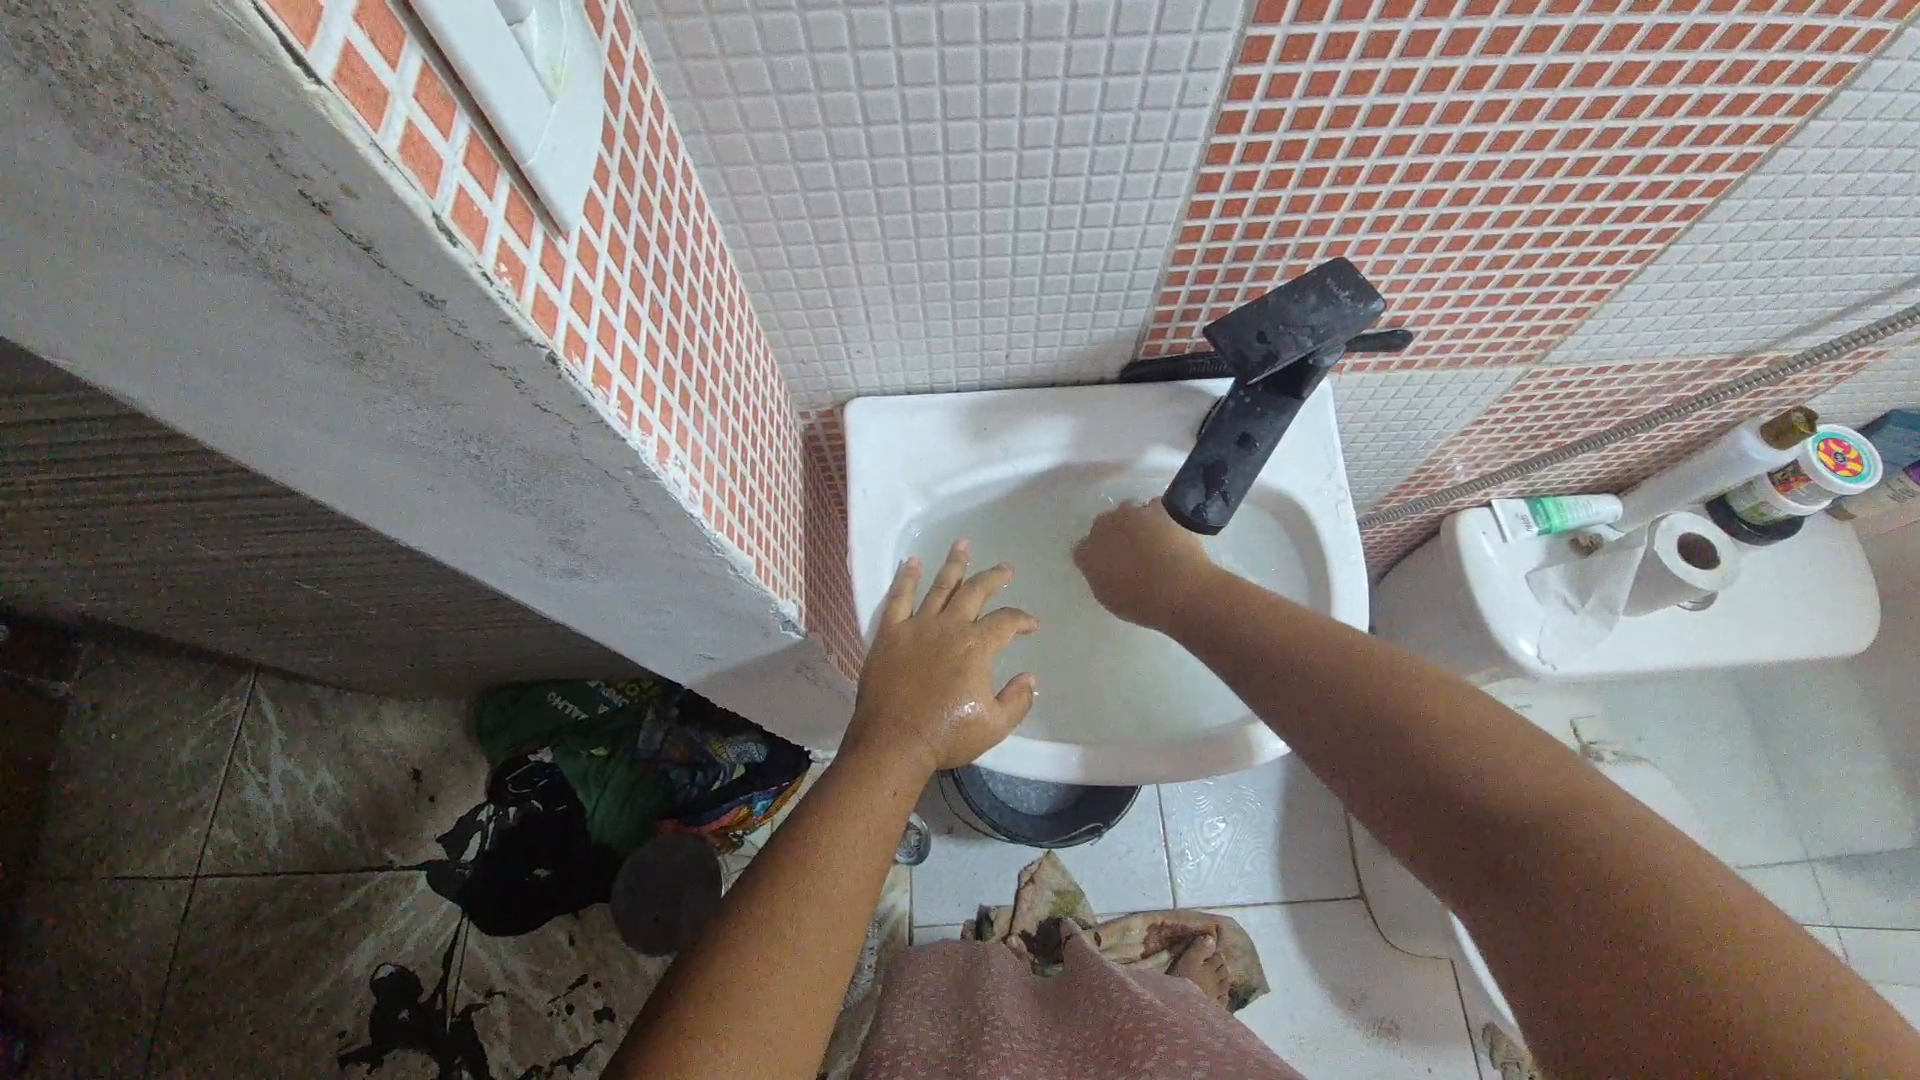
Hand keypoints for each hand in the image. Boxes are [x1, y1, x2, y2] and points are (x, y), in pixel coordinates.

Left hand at [843, 540, 1039, 775]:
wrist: (894, 741)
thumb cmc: (947, 734)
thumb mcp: (995, 725)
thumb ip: (1017, 700)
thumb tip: (1030, 678)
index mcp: (976, 646)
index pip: (1006, 622)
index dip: (1022, 620)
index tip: (1030, 625)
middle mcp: (949, 627)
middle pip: (975, 592)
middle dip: (993, 578)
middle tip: (1005, 568)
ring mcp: (917, 626)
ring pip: (939, 586)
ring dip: (954, 564)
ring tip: (963, 544)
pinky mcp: (890, 633)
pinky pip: (898, 598)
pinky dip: (906, 578)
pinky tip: (911, 562)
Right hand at [1073, 497, 1216, 631]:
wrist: (1180, 590)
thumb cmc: (1143, 603)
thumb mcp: (1111, 599)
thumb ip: (1101, 577)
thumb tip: (1106, 568)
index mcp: (1087, 553)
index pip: (1083, 549)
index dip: (1096, 557)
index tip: (1109, 566)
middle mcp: (1103, 527)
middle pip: (1103, 525)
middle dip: (1114, 535)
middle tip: (1131, 552)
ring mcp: (1130, 514)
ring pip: (1128, 510)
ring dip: (1135, 521)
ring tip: (1153, 540)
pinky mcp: (1157, 507)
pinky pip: (1154, 507)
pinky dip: (1159, 516)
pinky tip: (1170, 532)